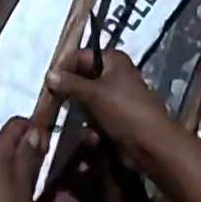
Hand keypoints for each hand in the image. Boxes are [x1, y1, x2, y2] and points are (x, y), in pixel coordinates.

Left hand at [0, 117, 46, 201]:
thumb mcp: (23, 187)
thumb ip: (29, 156)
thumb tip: (35, 129)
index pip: (14, 124)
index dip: (34, 127)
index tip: (51, 143)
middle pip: (7, 145)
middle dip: (28, 152)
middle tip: (46, 170)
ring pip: (0, 166)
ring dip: (19, 173)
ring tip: (35, 194)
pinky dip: (8, 189)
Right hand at [46, 49, 177, 172]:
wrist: (152, 145)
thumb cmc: (124, 110)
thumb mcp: (94, 94)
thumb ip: (70, 83)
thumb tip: (48, 74)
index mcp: (113, 60)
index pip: (82, 56)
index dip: (65, 68)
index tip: (48, 83)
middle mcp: (115, 74)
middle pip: (83, 79)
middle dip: (72, 96)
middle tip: (55, 105)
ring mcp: (116, 97)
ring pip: (88, 103)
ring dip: (84, 117)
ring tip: (86, 127)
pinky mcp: (117, 119)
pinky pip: (97, 119)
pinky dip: (94, 129)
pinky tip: (96, 139)